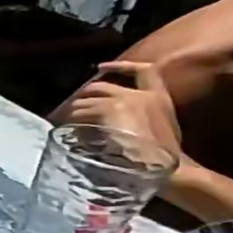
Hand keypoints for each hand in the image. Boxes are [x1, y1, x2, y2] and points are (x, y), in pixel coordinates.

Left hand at [61, 61, 186, 163]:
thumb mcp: (159, 128)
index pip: (144, 71)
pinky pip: (79, 113)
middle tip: (73, 110)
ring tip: (68, 125)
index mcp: (159, 97)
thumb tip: (114, 120)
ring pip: (84, 101)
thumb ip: (141, 116)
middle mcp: (141, 95)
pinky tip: (68, 131)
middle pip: (99, 86)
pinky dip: (71, 121)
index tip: (102, 66)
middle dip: (83, 96)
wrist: (164, 167)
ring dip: (73, 113)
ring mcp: (122, 101)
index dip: (121, 66)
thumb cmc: (163, 156)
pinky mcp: (107, 111)